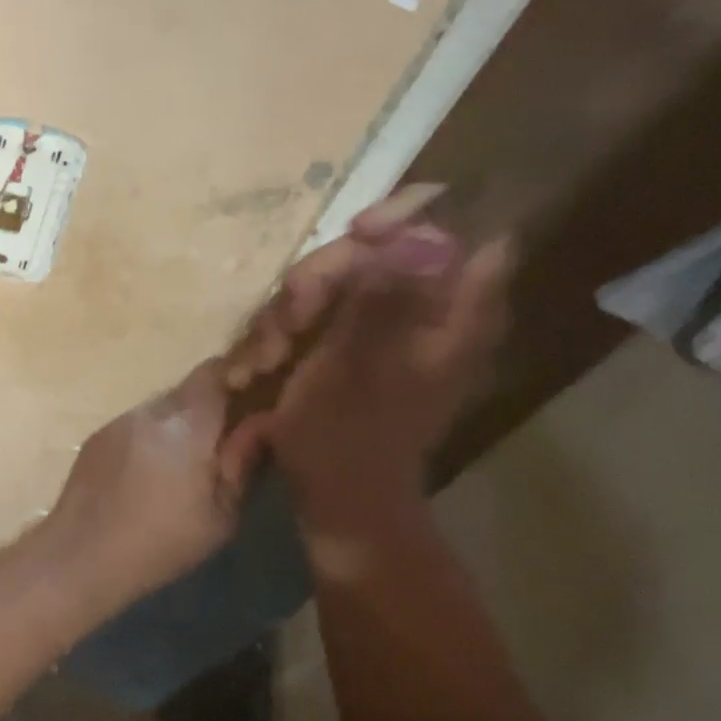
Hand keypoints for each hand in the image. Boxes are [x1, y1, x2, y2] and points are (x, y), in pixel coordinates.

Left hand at [40, 358, 264, 613]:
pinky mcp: (94, 441)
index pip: (217, 371)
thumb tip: (264, 421)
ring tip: (188, 465)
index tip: (259, 392)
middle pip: (188, 390)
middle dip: (212, 406)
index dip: (241, 373)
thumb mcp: (220, 513)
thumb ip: (243, 460)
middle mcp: (147, 413)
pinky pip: (134, 428)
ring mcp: (115, 425)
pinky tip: (150, 475)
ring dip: (179, 426)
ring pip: (159, 410)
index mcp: (185, 424)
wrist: (78, 556)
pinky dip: (151, 440)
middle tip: (229, 439)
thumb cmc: (159, 543)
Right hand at [229, 186, 515, 521]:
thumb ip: (382, 297)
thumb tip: (417, 235)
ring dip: (295, 311)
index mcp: (456, 314)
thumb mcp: (352, 365)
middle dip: (326, 276)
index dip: (408, 215)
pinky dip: (295, 334)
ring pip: (346, 286)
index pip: (459, 227)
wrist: (342, 505)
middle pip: (386, 252)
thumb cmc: (346, 440)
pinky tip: (262, 363)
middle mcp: (435, 315)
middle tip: (289, 317)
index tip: (354, 231)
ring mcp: (397, 335)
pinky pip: (331, 318)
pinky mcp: (364, 354)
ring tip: (262, 357)